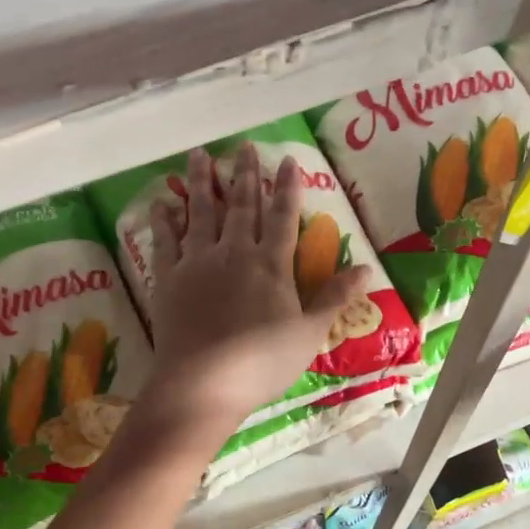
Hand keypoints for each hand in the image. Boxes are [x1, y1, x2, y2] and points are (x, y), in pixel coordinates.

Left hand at [142, 143, 370, 439]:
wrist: (203, 382)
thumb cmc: (262, 363)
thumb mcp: (308, 334)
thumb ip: (334, 298)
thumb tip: (367, 269)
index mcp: (271, 265)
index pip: (283, 217)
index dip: (287, 188)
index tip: (288, 161)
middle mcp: (234, 253)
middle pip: (240, 206)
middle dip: (245, 175)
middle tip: (244, 146)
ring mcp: (197, 263)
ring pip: (200, 213)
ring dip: (200, 183)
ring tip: (198, 156)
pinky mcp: (168, 280)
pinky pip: (165, 242)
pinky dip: (164, 221)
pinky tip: (162, 204)